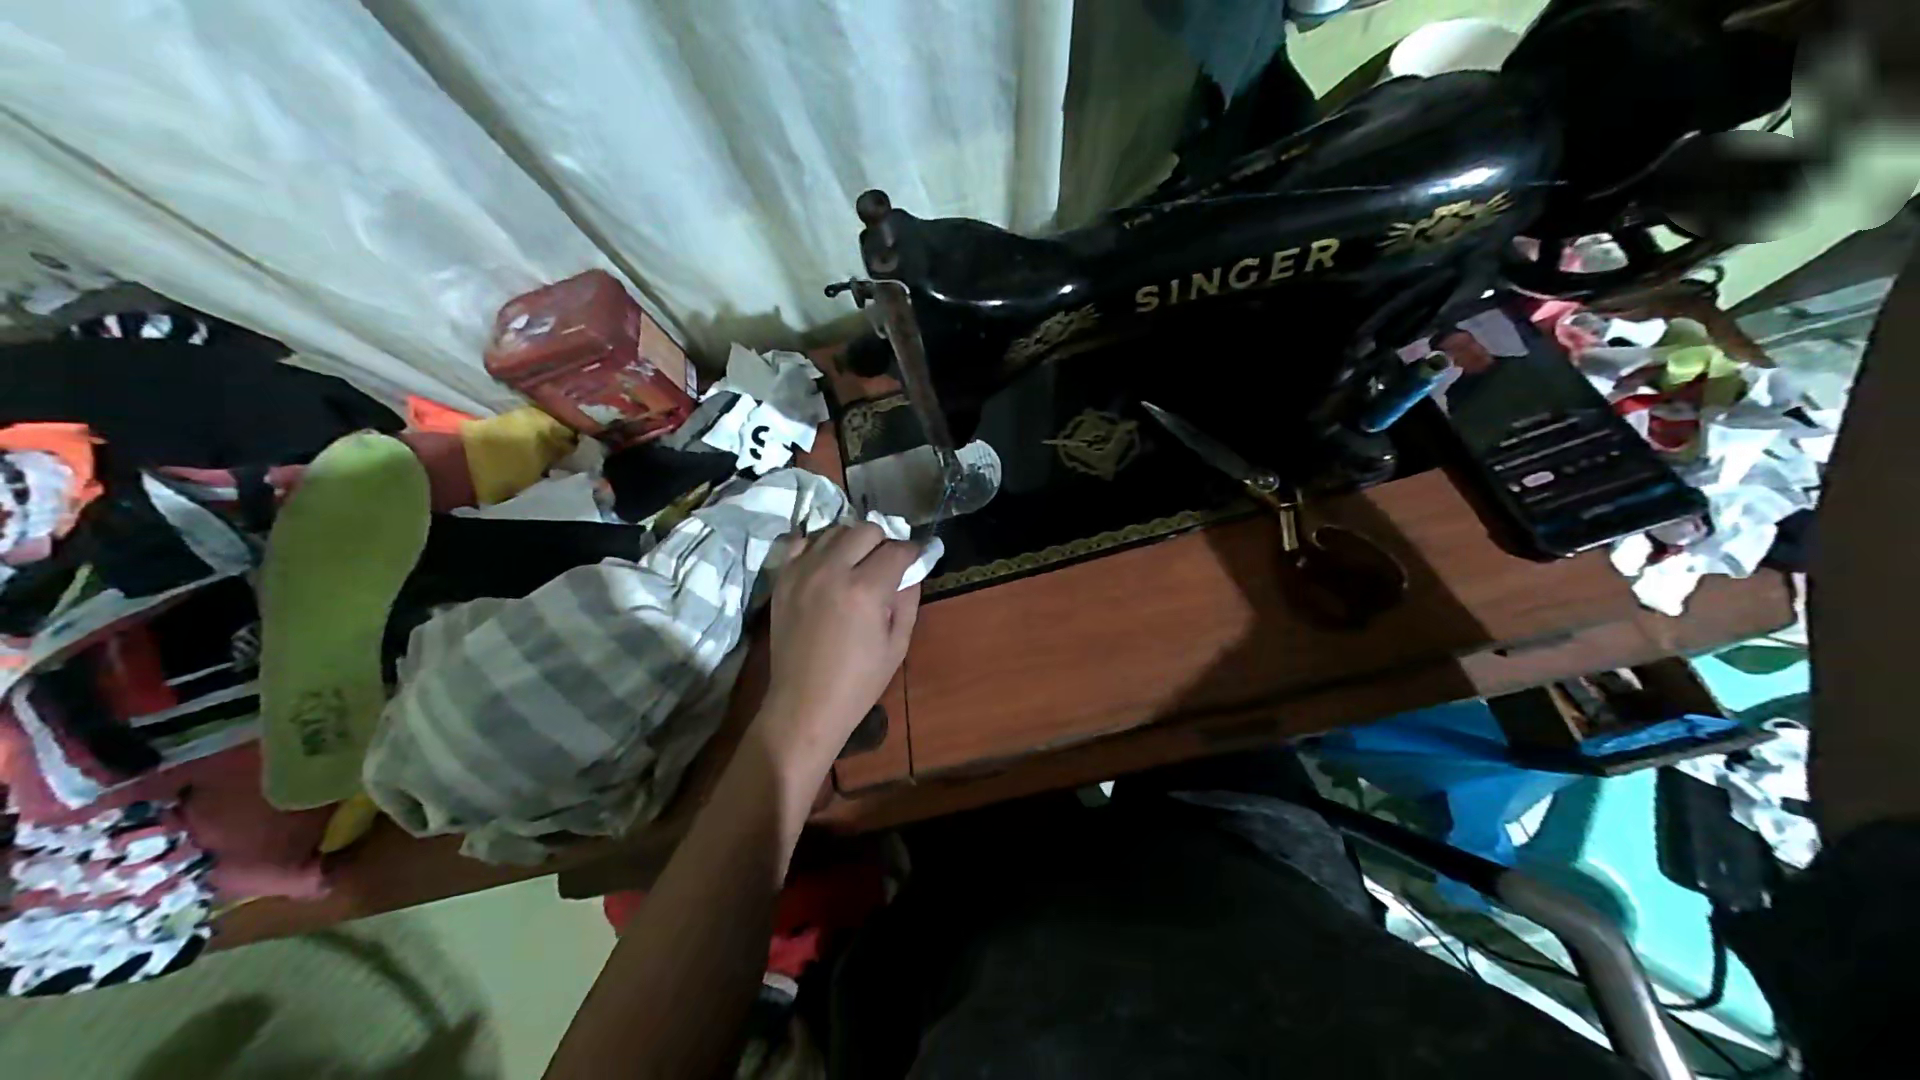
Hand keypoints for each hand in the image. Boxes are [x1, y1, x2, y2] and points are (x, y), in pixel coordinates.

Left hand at [756, 523, 921, 776]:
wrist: (804, 704)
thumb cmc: (859, 682)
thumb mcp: (898, 644)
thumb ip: (908, 598)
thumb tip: (911, 568)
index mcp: (866, 590)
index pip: (897, 549)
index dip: (913, 552)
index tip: (917, 559)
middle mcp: (832, 570)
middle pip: (866, 529)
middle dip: (883, 542)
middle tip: (886, 564)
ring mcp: (802, 572)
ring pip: (835, 530)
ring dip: (852, 541)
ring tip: (856, 564)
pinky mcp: (782, 579)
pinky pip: (801, 541)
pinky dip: (818, 545)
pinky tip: (826, 563)